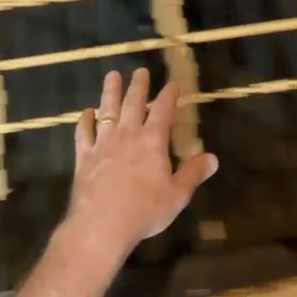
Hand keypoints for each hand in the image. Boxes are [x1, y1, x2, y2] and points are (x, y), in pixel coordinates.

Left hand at [63, 68, 217, 262]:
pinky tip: (86, 113)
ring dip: (110, 91)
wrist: (100, 225)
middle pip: (133, 103)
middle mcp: (127, 135)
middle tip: (140, 71)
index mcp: (152, 141)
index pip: (163, 110)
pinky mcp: (84, 156)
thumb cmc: (144, 211)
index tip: (173, 84)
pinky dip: (85, 120)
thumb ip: (194, 174)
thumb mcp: (177, 195)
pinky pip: (83, 133)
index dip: (169, 95)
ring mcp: (103, 143)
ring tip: (112, 75)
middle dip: (139, 86)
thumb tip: (213, 158)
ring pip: (107, 110)